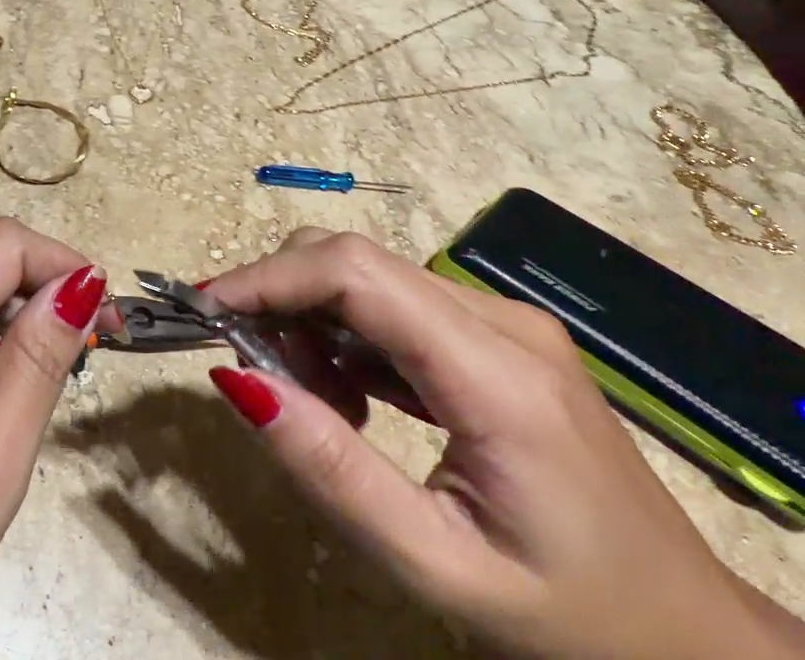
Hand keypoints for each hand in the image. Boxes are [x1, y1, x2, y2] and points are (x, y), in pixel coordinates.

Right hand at [201, 229, 804, 659]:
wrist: (681, 627)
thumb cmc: (559, 606)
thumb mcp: (431, 561)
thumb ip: (330, 469)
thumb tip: (233, 378)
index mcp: (498, 376)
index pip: (355, 273)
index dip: (265, 277)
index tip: (204, 313)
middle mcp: (502, 324)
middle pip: (352, 261)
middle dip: (278, 303)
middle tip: (258, 379)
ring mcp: (503, 326)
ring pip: (362, 278)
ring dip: (306, 326)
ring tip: (315, 409)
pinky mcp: (495, 338)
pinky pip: (388, 305)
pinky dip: (338, 338)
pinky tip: (348, 402)